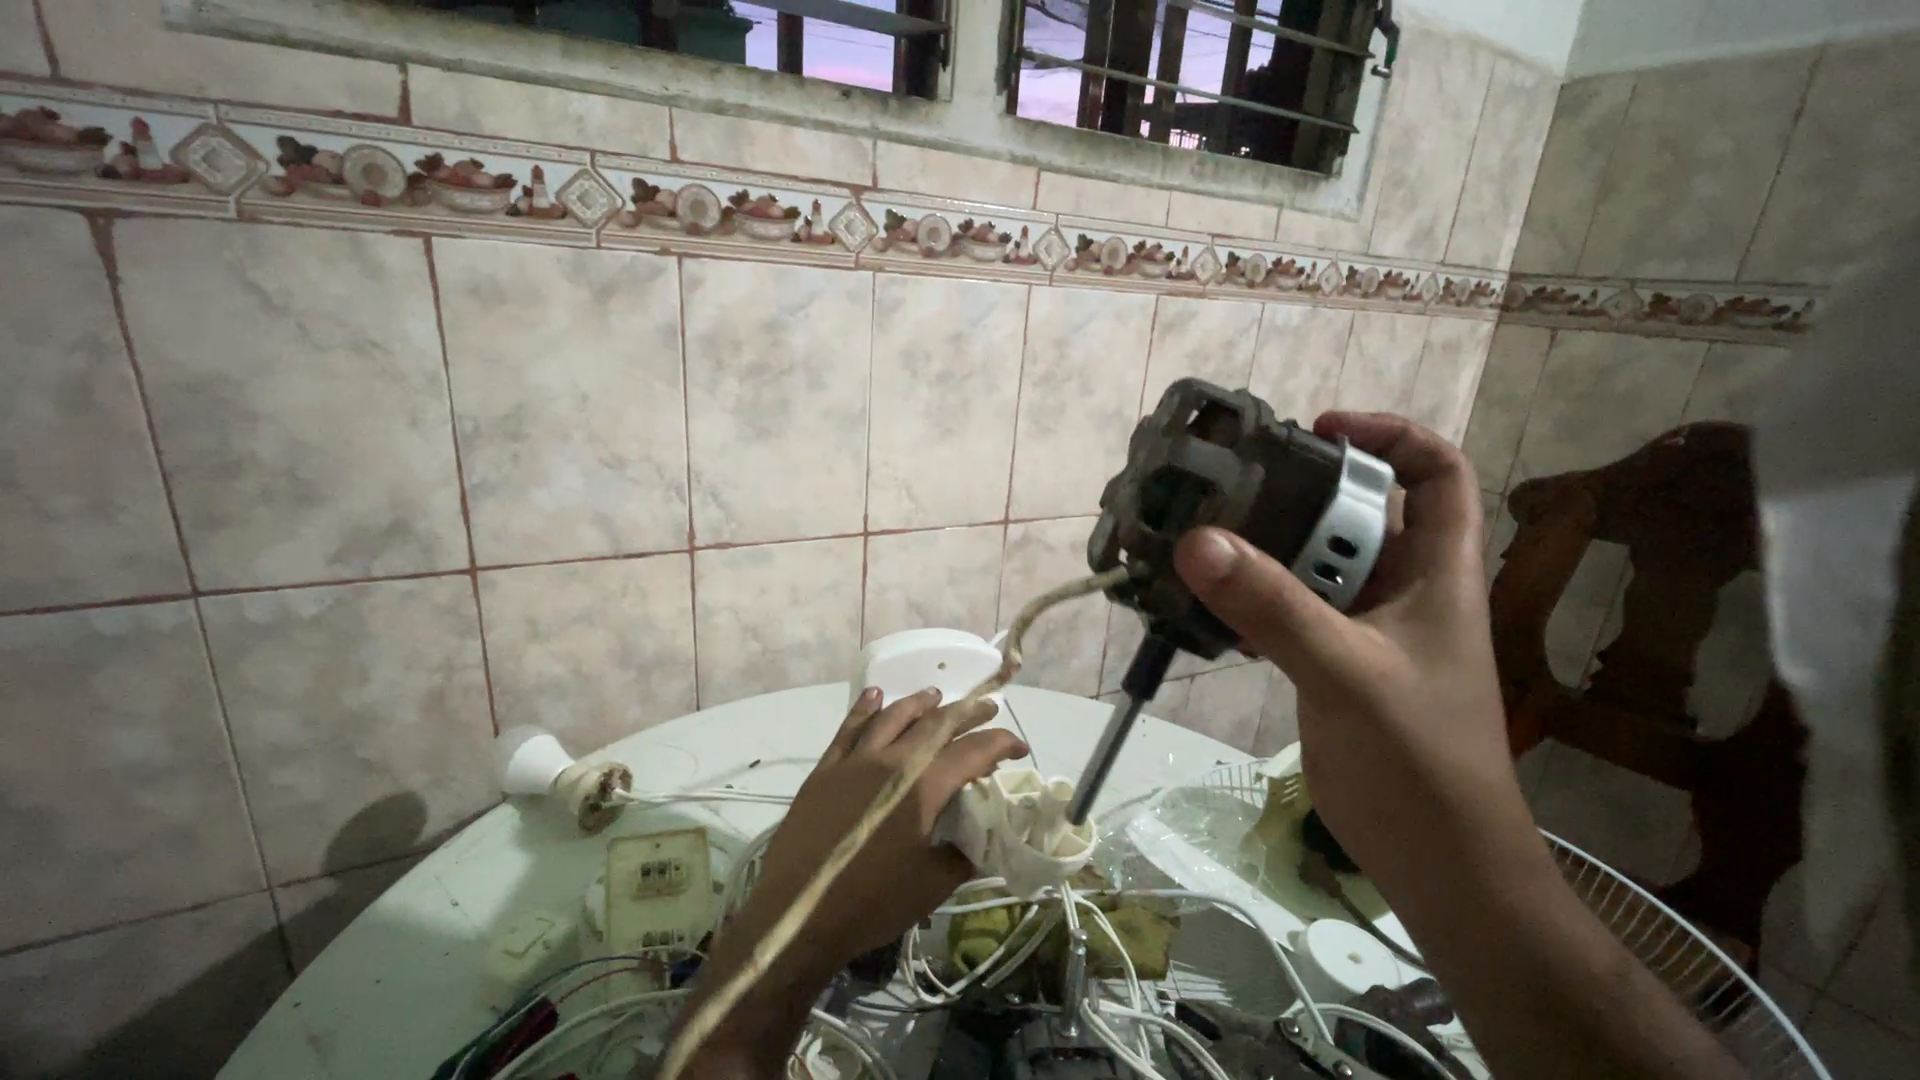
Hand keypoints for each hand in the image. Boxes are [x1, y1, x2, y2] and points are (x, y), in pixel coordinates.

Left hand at [741, 687, 1029, 965]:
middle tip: (988, 709)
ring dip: (919, 703)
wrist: (799, 914)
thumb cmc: (872, 903)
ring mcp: (854, 762)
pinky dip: (865, 708)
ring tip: (937, 696)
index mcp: (922, 788)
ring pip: (892, 717)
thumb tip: (983, 840)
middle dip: (967, 713)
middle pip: (935, 725)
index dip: (1000, 744)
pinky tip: (875, 697)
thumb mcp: (932, 885)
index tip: (1019, 748)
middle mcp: (890, 762)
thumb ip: (963, 855)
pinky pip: (848, 728)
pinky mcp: (825, 771)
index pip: (971, 752)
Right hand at [1173, 412, 1544, 897]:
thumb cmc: (1419, 759)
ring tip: (1199, 543)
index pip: (1436, 472)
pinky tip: (1205, 610)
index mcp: (1436, 571)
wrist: (1435, 860)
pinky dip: (1250, 604)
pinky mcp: (1331, 664)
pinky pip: (1287, 612)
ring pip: (1311, 567)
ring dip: (1262, 556)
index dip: (1388, 437)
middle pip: (1353, 514)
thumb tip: (1197, 540)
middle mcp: (1402, 588)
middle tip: (1226, 491)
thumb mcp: (1347, 672)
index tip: (1318, 433)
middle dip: (1296, 497)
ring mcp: (1364, 628)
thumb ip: (1274, 607)